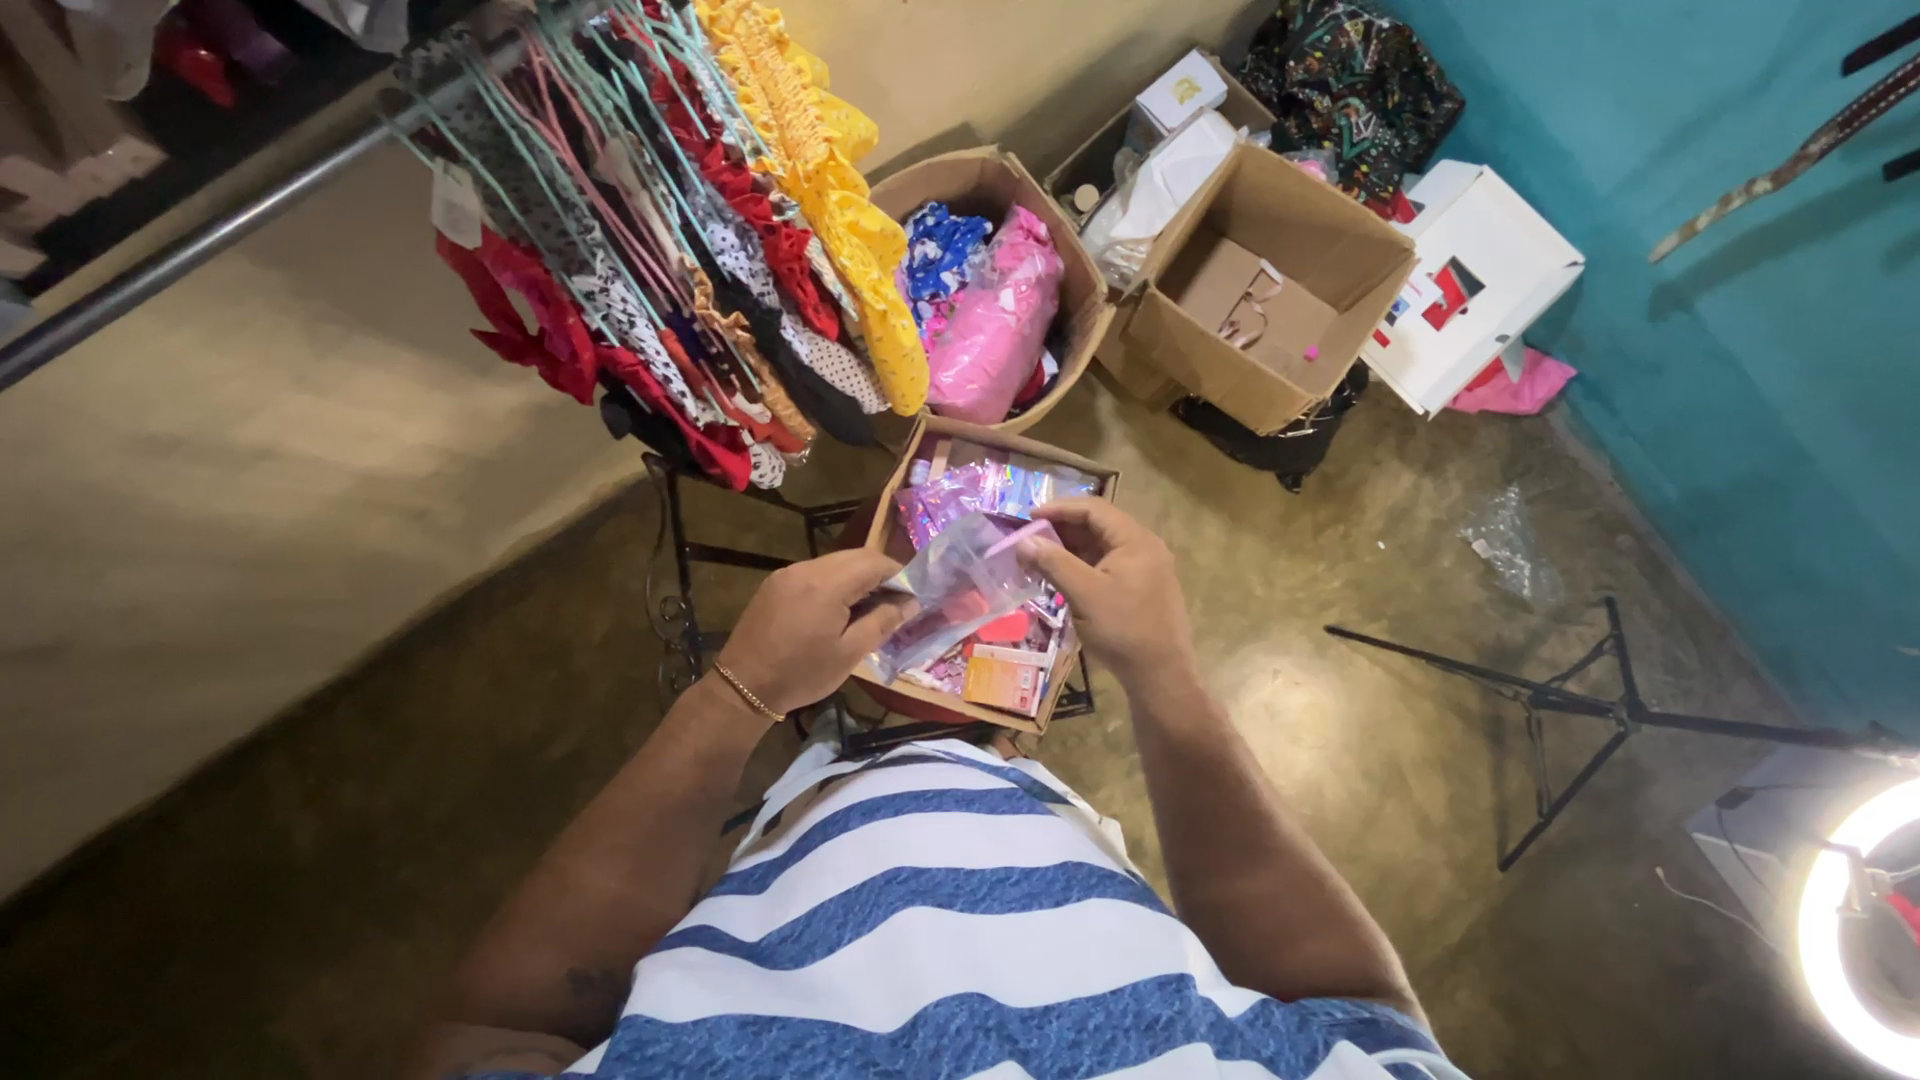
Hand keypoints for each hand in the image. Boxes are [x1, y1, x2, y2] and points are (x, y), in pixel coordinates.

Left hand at [713, 548, 915, 715]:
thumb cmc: (802, 674)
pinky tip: (840, 608)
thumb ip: (883, 622)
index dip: (899, 573)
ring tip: (870, 607)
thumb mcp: (850, 653)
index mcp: (827, 584)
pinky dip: (835, 582)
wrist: (743, 687)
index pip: (874, 561)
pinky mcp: (775, 584)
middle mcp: (806, 568)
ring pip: (835, 563)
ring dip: (857, 577)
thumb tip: (910, 603)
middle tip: (896, 601)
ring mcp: (788, 574)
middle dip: (880, 573)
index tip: (913, 594)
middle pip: (855, 556)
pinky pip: (815, 573)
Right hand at [1020, 498, 1197, 685]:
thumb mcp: (1084, 594)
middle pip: (1098, 526)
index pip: (1094, 509)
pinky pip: (1107, 566)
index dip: (1059, 509)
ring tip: (1039, 558)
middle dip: (1062, 529)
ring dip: (1070, 549)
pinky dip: (1082, 566)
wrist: (1160, 675)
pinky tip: (1061, 578)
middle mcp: (1144, 547)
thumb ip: (1054, 563)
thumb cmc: (1123, 630)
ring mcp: (1145, 569)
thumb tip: (1023, 541)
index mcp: (1136, 540)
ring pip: (1101, 547)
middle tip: (1030, 539)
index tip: (1029, 517)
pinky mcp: (1141, 588)